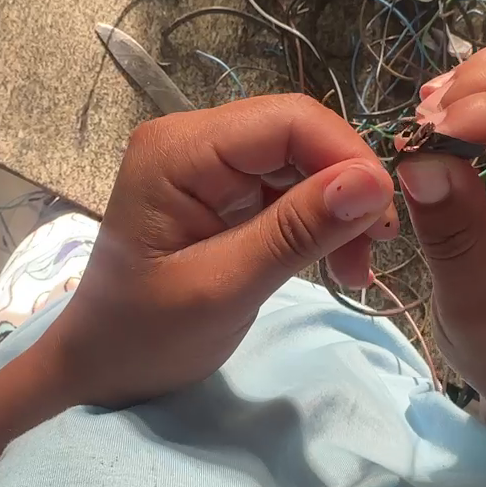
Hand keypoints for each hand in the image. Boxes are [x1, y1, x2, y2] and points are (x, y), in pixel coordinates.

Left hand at [40, 94, 397, 405]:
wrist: (102, 366)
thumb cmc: (144, 336)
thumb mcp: (223, 289)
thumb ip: (295, 233)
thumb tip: (373, 181)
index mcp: (177, 151)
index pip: (286, 121)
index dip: (346, 157)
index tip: (383, 219)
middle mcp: (192, 141)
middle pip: (296, 136)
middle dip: (346, 187)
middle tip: (374, 252)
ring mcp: (205, 166)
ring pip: (299, 163)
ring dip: (337, 210)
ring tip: (354, 269)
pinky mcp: (219, 194)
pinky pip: (285, 190)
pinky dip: (317, 223)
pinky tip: (333, 261)